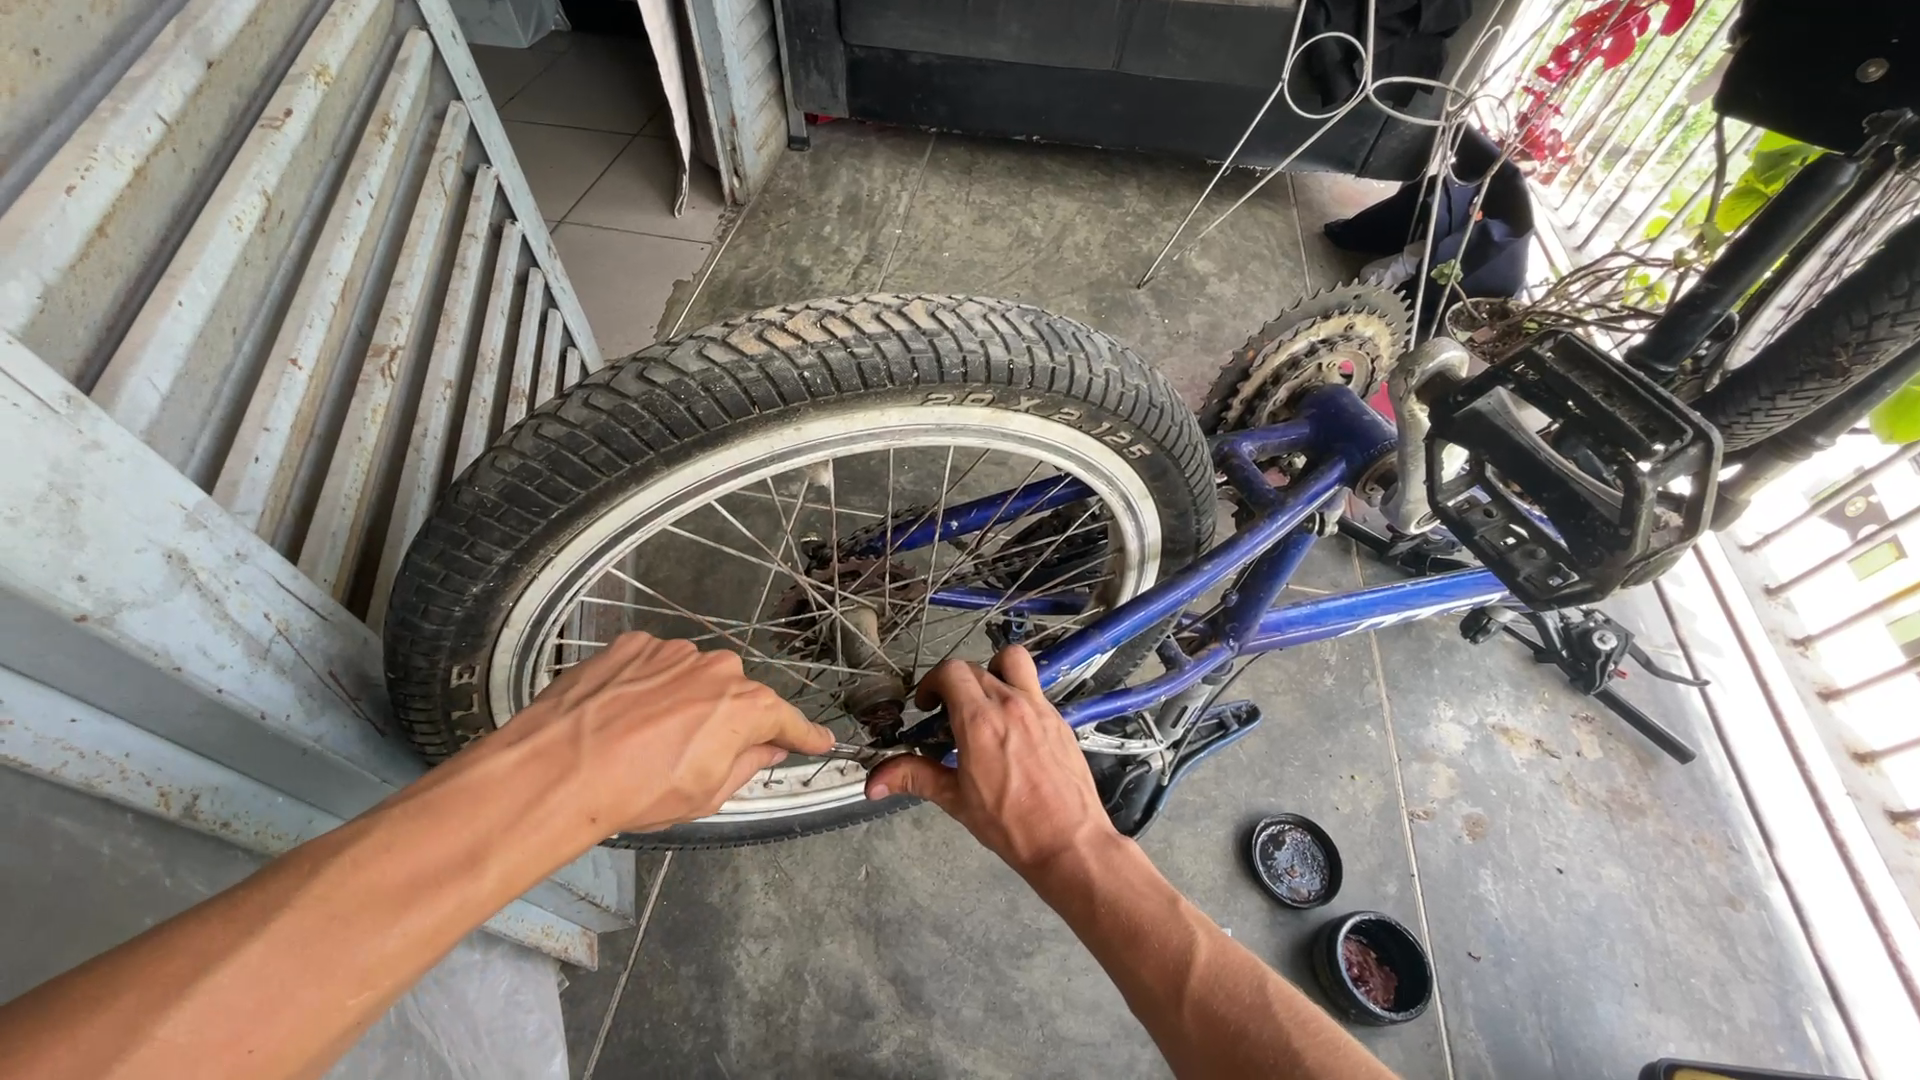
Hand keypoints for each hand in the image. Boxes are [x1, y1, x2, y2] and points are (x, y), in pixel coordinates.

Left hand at [493, 632, 833, 833]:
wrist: (555, 771)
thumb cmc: (638, 793)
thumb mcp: (705, 796)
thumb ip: (747, 765)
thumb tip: (767, 748)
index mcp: (746, 707)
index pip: (787, 721)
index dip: (805, 735)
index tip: (820, 742)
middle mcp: (718, 668)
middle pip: (735, 694)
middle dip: (727, 719)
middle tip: (698, 751)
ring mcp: (673, 651)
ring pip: (692, 676)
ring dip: (683, 699)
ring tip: (647, 734)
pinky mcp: (632, 644)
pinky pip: (654, 665)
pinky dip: (647, 685)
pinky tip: (623, 712)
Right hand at [865, 646, 1117, 877]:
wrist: (1069, 842)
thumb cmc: (1011, 825)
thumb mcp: (956, 800)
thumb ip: (914, 778)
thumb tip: (874, 782)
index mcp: (979, 720)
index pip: (951, 671)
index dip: (932, 682)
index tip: (928, 705)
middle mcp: (1011, 703)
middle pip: (976, 668)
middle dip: (956, 685)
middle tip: (949, 715)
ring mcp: (1040, 708)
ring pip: (1012, 662)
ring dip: (993, 672)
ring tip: (985, 704)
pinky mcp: (1059, 720)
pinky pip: (1034, 689)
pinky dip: (1018, 695)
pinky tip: (1013, 730)